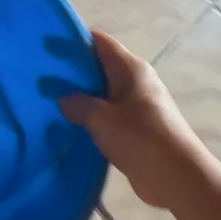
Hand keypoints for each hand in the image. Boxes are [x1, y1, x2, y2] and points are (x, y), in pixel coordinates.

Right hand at [57, 31, 214, 209]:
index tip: (47, 47)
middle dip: (73, 72)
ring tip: (51, 102)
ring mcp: (138, 106)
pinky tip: (70, 126)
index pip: (98, 41)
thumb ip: (77, 104)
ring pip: (103, 94)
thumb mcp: (100, 117)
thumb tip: (63, 99)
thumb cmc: (140, 138)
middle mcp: (136, 81)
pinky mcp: (138, 130)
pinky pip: (109, 116)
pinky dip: (92, 119)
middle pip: (100, 66)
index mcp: (130, 68)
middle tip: (42, 77)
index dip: (73, 39)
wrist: (178, 180)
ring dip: (81, 99)